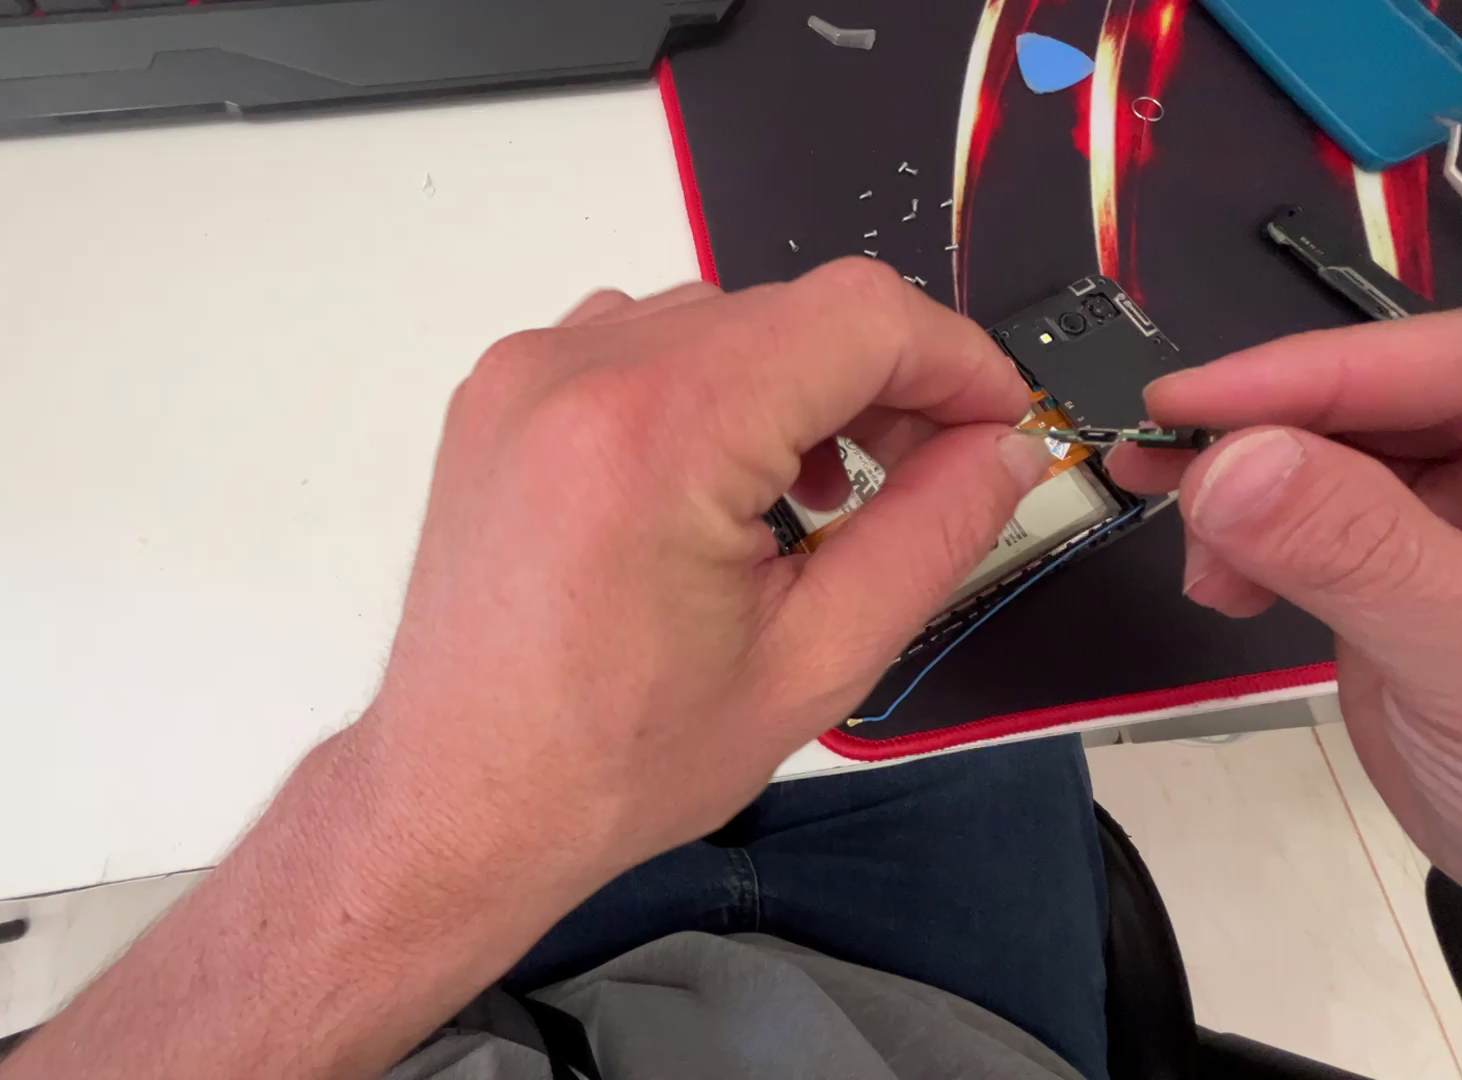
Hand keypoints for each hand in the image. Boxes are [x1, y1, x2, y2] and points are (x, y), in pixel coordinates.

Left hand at [0, 261, 1051, 1079]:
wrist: (460, 793)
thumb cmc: (618, 759)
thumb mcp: (812, 663)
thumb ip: (930, 537)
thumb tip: (1000, 452)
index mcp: (658, 433)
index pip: (856, 315)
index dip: (952, 356)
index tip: (993, 419)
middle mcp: (577, 371)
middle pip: (787, 313)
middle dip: (876, 383)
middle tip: (914, 469)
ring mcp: (526, 371)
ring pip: (718, 323)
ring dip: (790, 388)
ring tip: (807, 491)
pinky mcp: (502, 391)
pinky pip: (642, 344)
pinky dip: (707, 389)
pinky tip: (713, 478)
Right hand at [1107, 304, 1461, 1066]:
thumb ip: (1362, 554)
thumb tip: (1225, 465)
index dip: (1317, 373)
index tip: (1182, 400)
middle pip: (1383, 403)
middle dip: (1262, 441)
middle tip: (1158, 467)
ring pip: (1326, 457)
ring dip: (1240, 498)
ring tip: (1195, 556)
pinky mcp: (1401, 557)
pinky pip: (1302, 519)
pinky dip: (1244, 544)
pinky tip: (1225, 586)